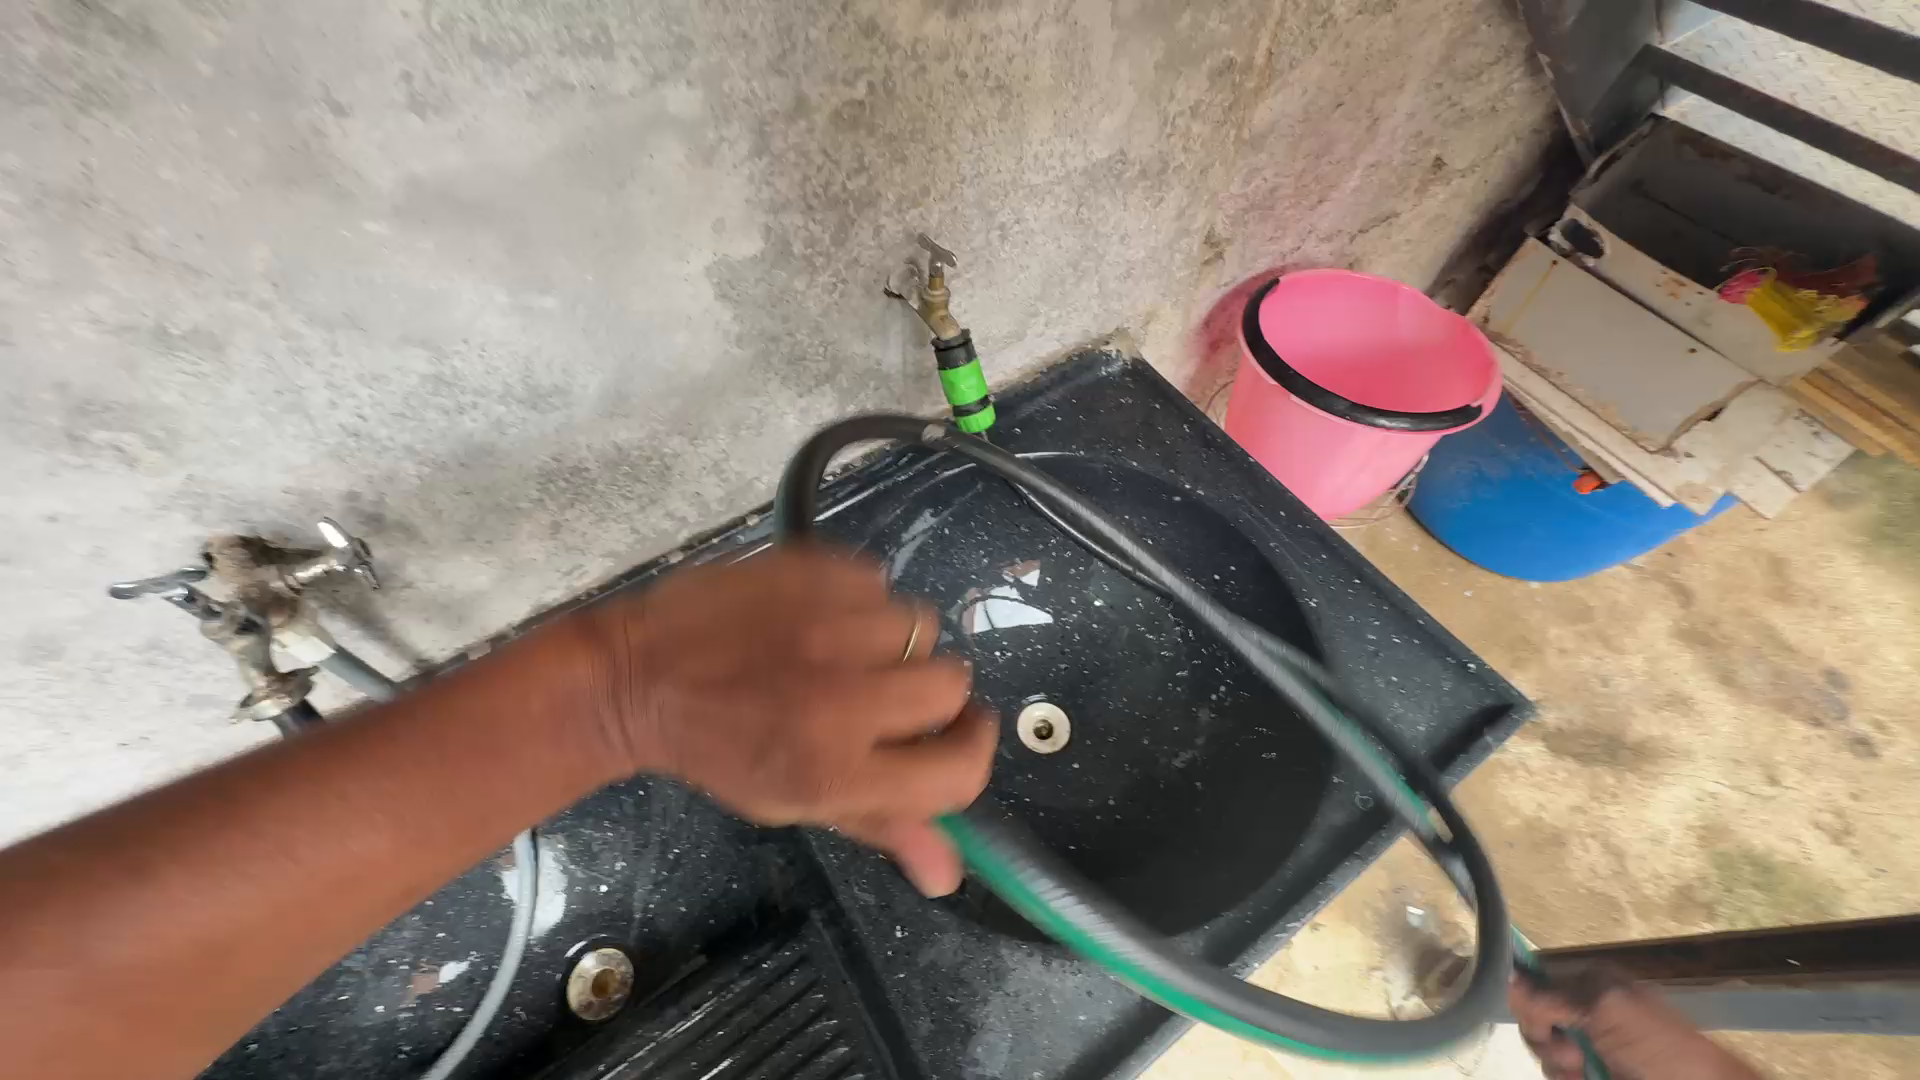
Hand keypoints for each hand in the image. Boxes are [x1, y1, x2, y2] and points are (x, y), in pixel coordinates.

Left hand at [576, 546, 997, 895]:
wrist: (637, 675)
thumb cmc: (717, 748)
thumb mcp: (793, 801)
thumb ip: (880, 827)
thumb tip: (950, 873)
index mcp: (838, 771)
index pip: (958, 769)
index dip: (974, 749)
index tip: (962, 731)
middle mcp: (845, 696)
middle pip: (951, 683)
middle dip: (928, 688)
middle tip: (883, 689)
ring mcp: (829, 624)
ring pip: (920, 624)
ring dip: (893, 639)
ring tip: (844, 648)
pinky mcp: (813, 570)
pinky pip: (878, 581)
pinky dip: (860, 598)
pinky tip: (819, 614)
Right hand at [1510, 971, 1764, 1079]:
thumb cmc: (1664, 1051)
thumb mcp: (1606, 1008)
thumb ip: (1553, 995)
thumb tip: (1508, 982)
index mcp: (1590, 987)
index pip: (1534, 983)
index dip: (1527, 1002)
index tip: (1540, 1024)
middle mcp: (1586, 1015)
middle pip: (1534, 1020)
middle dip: (1544, 1041)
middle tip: (1573, 1057)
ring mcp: (1594, 1052)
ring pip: (1544, 1054)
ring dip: (1556, 1067)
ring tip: (1583, 1076)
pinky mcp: (1598, 1078)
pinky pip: (1561, 1077)